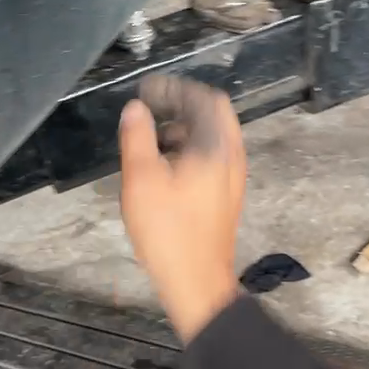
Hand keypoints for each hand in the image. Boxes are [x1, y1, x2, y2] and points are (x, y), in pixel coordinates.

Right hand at [118, 75, 245, 340]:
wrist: (196, 281)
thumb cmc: (168, 230)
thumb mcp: (141, 179)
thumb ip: (137, 137)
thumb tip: (135, 109)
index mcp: (216, 146)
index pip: (203, 98)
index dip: (173, 88)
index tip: (146, 91)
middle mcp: (232, 156)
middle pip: (213, 114)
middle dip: (181, 105)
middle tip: (151, 108)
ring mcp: (233, 178)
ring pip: (213, 137)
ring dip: (185, 129)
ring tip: (153, 139)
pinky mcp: (227, 196)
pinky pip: (213, 158)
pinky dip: (191, 150)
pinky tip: (166, 168)